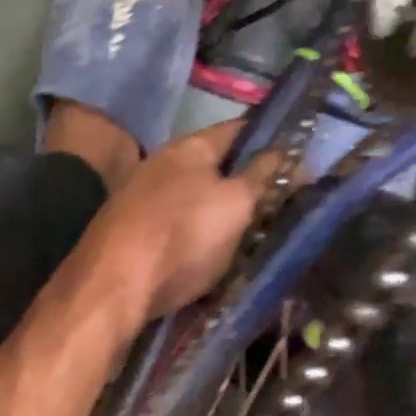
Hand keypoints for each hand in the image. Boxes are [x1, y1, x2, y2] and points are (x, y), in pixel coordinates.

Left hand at [82, 120, 280, 319]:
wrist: (112, 286)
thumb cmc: (181, 236)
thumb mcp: (234, 203)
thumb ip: (261, 176)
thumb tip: (285, 152)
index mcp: (186, 147)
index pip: (238, 130)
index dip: (272, 140)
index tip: (303, 158)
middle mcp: (160, 164)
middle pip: (215, 167)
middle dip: (248, 181)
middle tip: (288, 203)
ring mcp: (142, 198)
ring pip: (197, 198)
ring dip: (224, 211)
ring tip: (258, 232)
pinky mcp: (133, 231)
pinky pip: (179, 225)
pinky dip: (200, 234)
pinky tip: (217, 253)